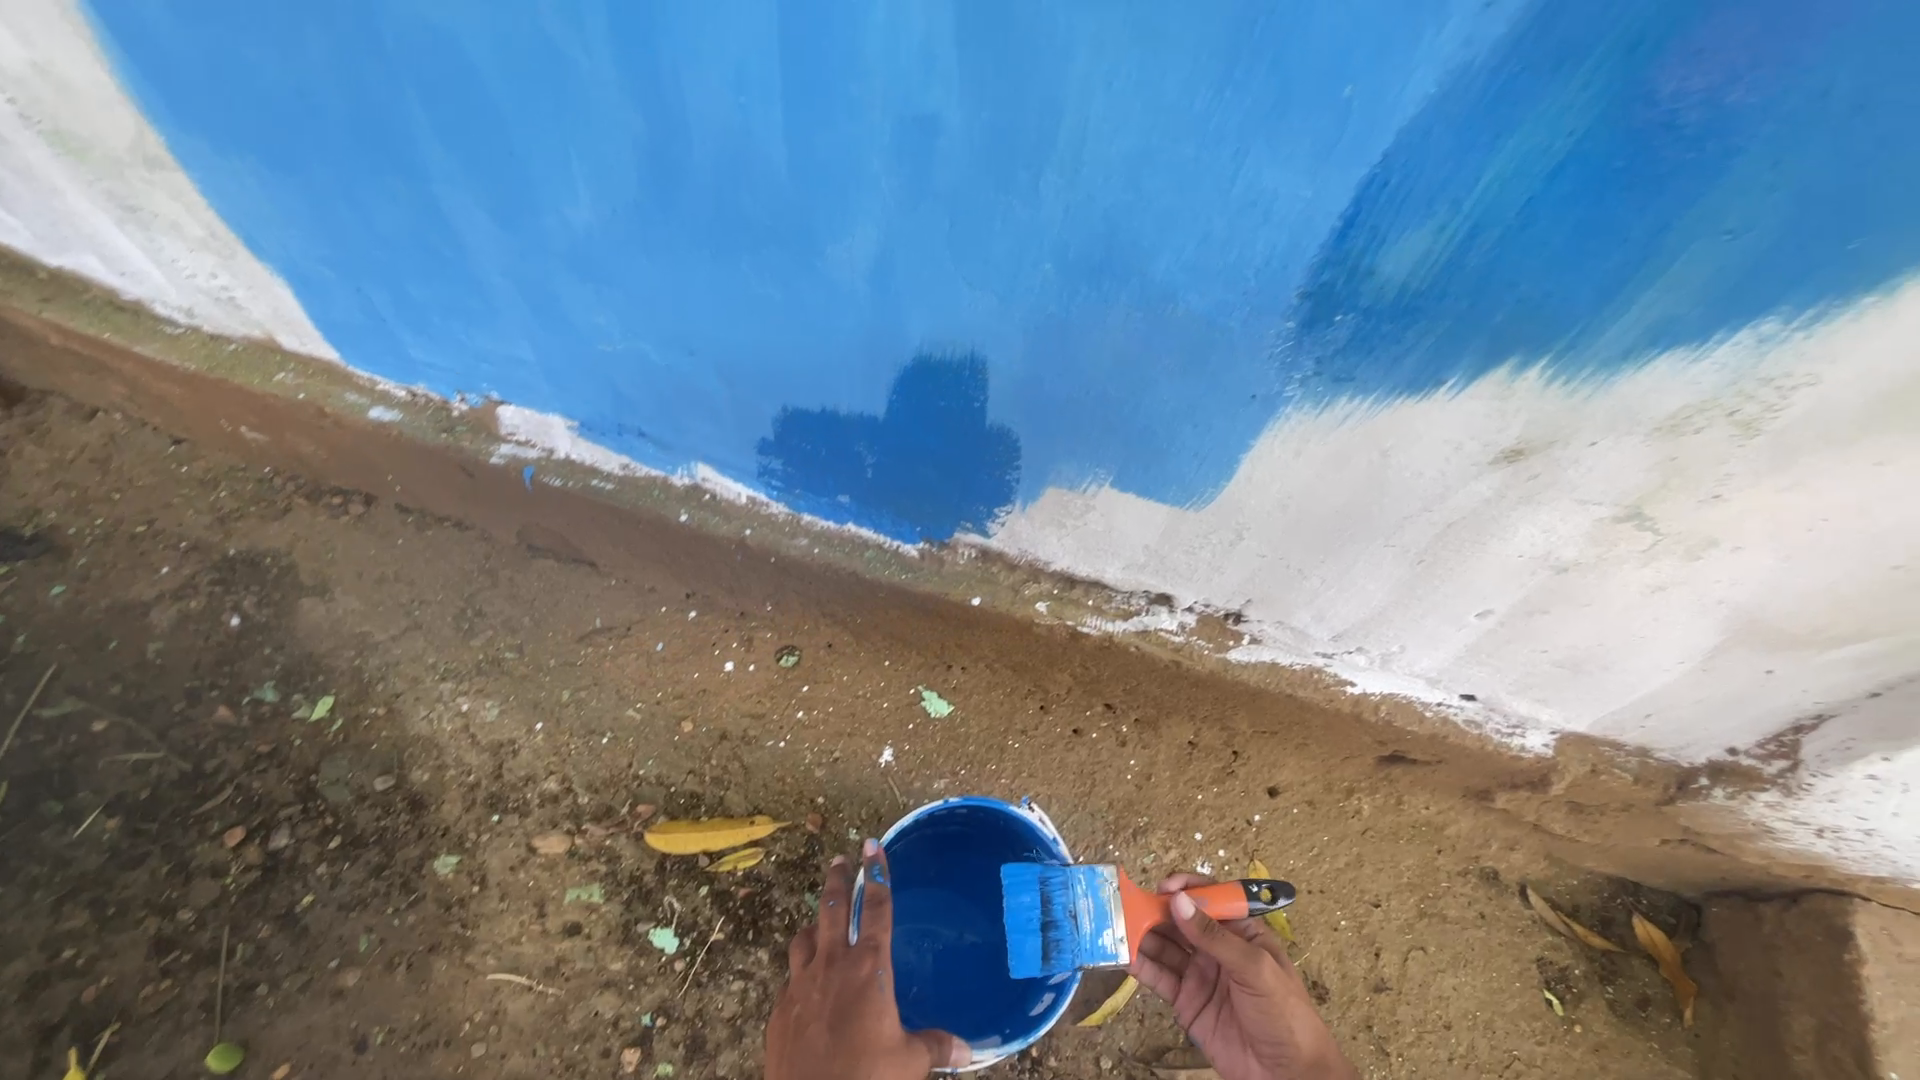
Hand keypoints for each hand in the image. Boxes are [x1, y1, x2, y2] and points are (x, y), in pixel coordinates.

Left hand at [766, 840, 970, 1079]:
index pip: (877, 908)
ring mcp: (801, 984)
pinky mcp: (780, 1009)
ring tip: (819, 918)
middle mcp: (832, 965)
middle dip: (838, 880)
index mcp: (868, 967)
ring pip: (804, 937)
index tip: (873, 846)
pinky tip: (805, 980)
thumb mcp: (908, 1062)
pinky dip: (800, 970)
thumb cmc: (865, 1076)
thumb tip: (968, 1050)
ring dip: (814, 923)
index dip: (877, 874)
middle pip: (833, 908)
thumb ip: (935, 1047)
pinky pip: (790, 977)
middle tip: (840, 859)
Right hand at [1129, 874, 1356, 1079]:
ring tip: (1118, 926)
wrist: (1288, 1077)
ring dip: (1142, 934)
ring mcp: (1199, 973)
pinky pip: (1160, 977)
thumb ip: (1214, 936)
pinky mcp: (1186, 1001)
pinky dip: (1141, 965)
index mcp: (1241, 931)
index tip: (1163, 888)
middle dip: (1155, 910)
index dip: (1186, 888)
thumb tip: (1178, 901)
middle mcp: (1216, 947)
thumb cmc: (1284, 1014)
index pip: (1210, 898)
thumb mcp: (1255, 968)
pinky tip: (1124, 955)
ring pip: (1165, 945)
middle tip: (1129, 906)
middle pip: (1180, 919)